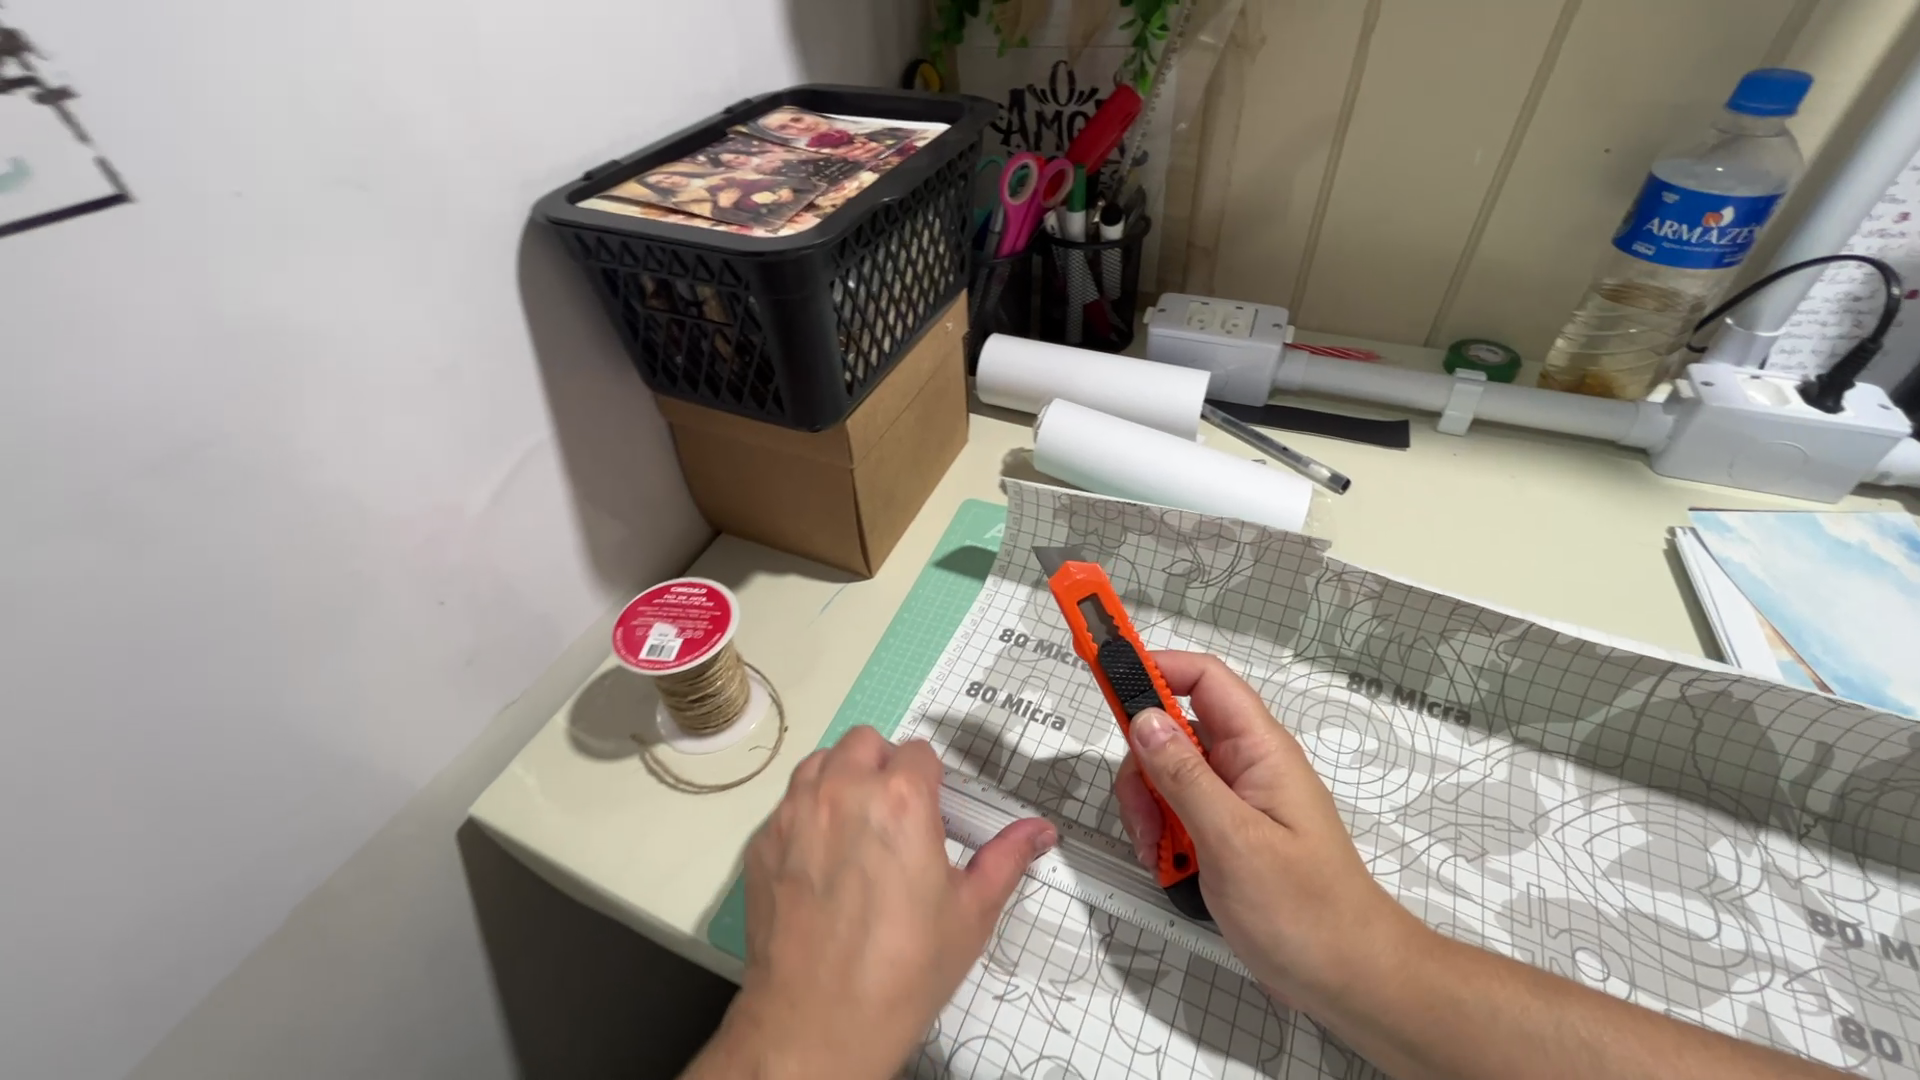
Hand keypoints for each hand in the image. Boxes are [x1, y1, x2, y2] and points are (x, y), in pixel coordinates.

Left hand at [691, 726, 1056, 1079]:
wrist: (815, 1028)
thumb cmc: (903, 973)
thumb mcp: (971, 914)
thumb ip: (1007, 858)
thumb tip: (1040, 830)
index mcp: (900, 800)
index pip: (919, 752)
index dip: (932, 782)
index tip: (932, 815)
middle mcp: (842, 791)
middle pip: (866, 743)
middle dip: (885, 768)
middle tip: (897, 818)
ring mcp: (794, 814)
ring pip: (822, 763)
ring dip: (843, 780)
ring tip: (858, 830)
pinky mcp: (763, 841)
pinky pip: (788, 803)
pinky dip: (807, 815)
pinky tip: (822, 862)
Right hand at [1114, 652, 1426, 1010]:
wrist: (1349, 979)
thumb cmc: (1302, 909)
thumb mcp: (1233, 840)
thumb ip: (1183, 775)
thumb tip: (1141, 717)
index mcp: (1258, 748)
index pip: (1204, 678)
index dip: (1156, 667)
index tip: (1106, 677)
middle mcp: (1244, 762)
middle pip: (1172, 729)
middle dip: (1141, 766)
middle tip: (1141, 816)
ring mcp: (1233, 797)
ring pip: (1165, 772)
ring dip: (1147, 807)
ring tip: (1158, 853)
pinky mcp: (1224, 828)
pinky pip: (1176, 808)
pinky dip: (1160, 831)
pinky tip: (1167, 866)